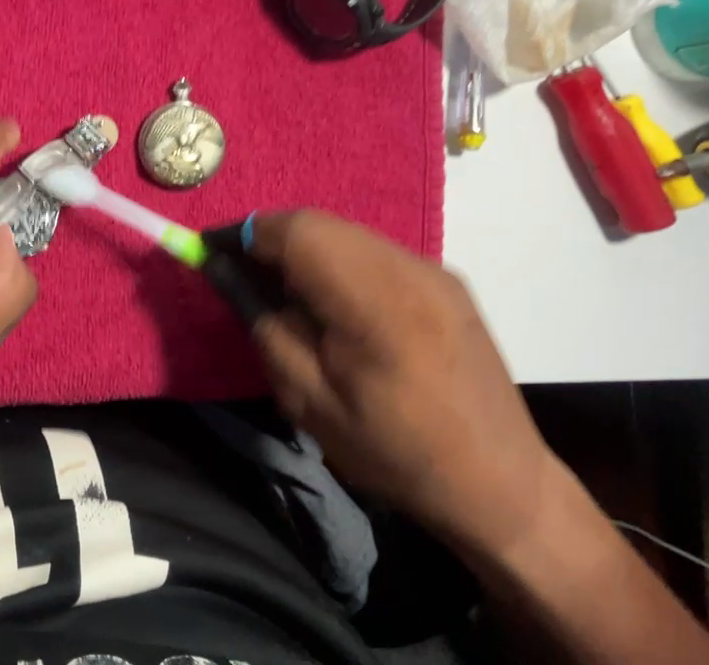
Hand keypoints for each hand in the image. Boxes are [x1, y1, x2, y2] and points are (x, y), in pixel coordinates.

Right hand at [248, 210, 559, 561]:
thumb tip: (223, 269)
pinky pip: (373, 251)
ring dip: (303, 250)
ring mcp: (434, 271)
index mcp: (376, 301)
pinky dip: (337, 261)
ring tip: (284, 293)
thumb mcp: (307, 398)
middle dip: (270, 241)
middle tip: (241, 276)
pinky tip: (331, 302)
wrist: (499, 484)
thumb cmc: (392, 450)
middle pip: (320, 224)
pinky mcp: (446, 282)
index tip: (208, 253)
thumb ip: (262, 322)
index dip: (245, 234)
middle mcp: (411, 270)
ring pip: (346, 233)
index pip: (296, 231)